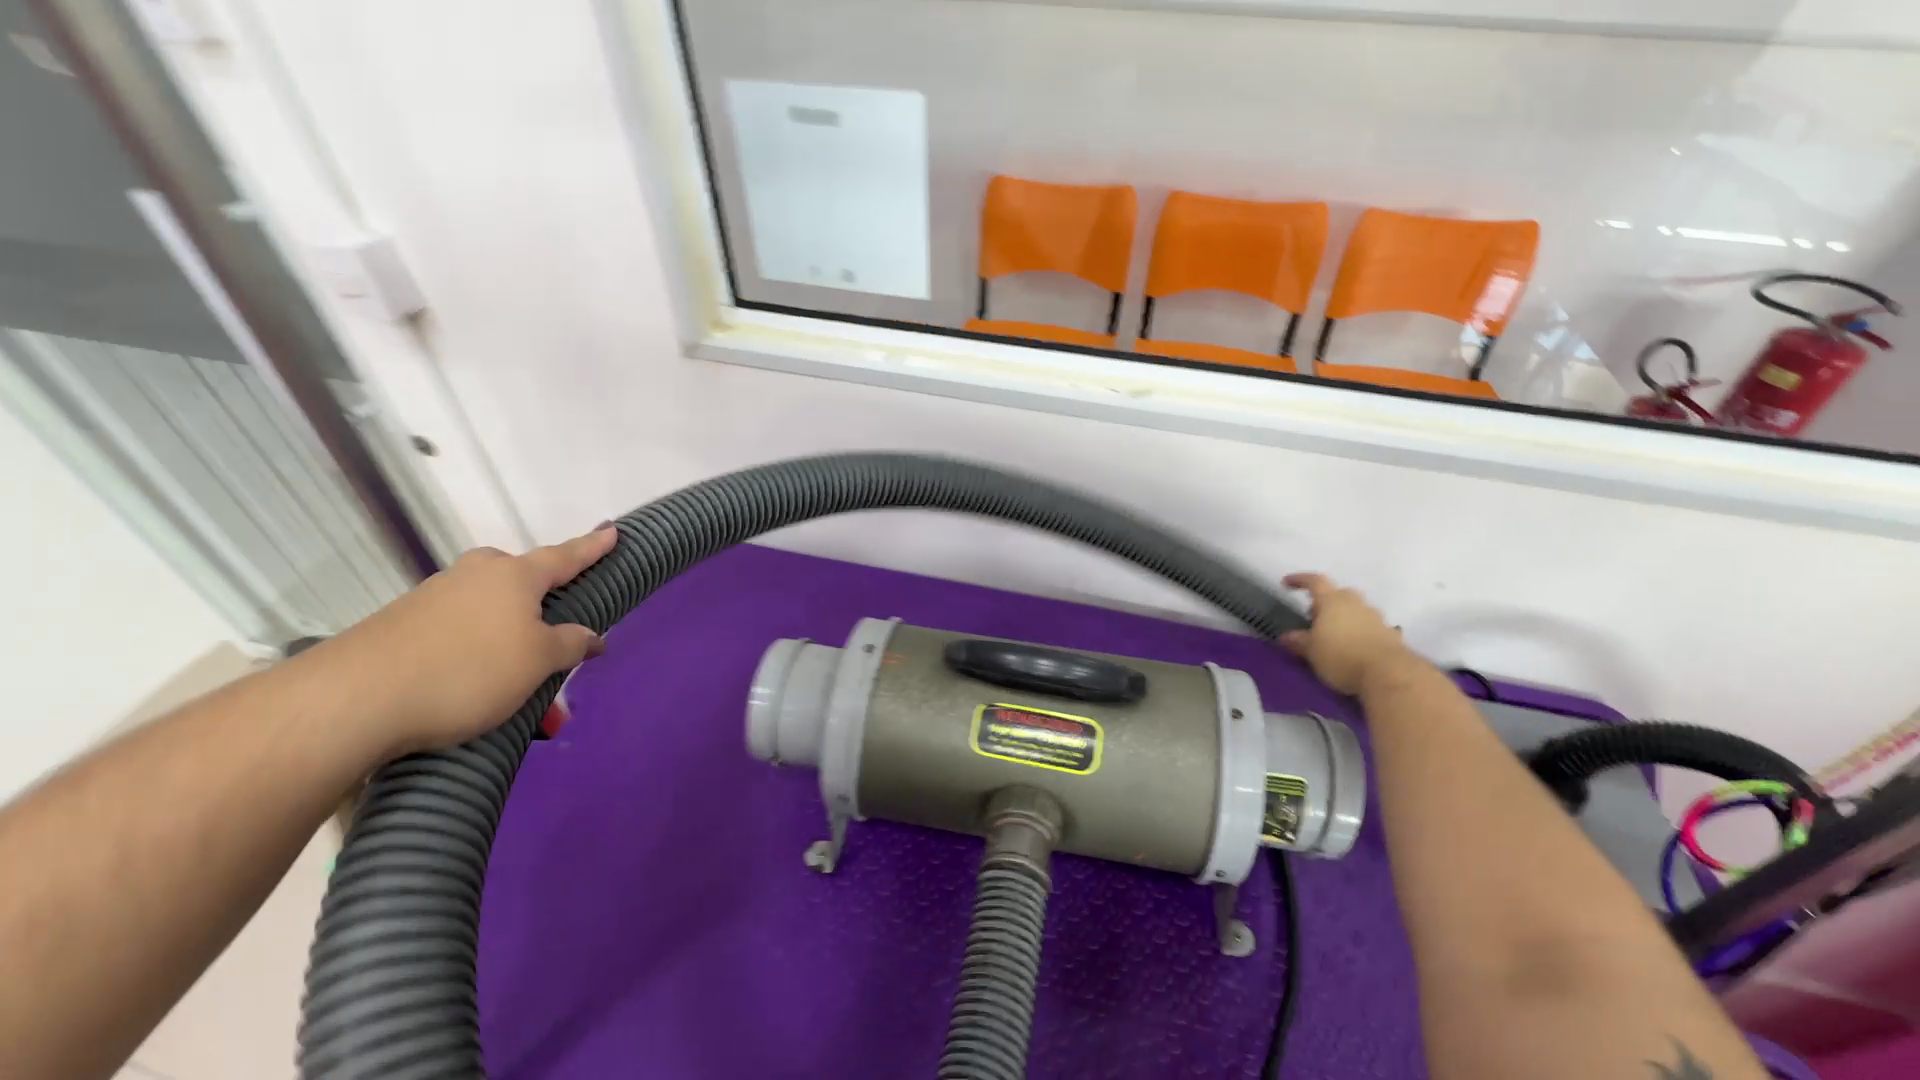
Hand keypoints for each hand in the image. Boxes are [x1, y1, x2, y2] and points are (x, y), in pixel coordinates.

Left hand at [316, 525, 619, 757]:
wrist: (358, 697)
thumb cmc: (469, 669)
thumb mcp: (537, 662)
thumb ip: (570, 644)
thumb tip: (591, 634)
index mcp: (514, 575)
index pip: (565, 557)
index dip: (593, 547)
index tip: (613, 530)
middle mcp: (475, 574)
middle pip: (520, 578)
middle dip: (541, 598)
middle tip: (556, 626)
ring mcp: (436, 595)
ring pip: (488, 608)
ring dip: (507, 633)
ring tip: (516, 676)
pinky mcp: (405, 623)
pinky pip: (460, 629)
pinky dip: (477, 649)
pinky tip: (474, 682)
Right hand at [1279, 572, 1422, 695]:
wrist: (1388, 673)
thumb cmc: (1341, 656)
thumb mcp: (1311, 651)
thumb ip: (1298, 641)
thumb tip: (1286, 636)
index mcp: (1332, 601)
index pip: (1315, 581)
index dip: (1300, 580)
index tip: (1286, 583)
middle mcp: (1356, 603)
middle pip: (1340, 593)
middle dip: (1326, 601)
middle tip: (1315, 616)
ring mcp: (1376, 618)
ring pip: (1357, 609)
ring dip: (1345, 617)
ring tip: (1335, 635)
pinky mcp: (1390, 634)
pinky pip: (1371, 627)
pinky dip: (1361, 632)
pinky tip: (1355, 648)